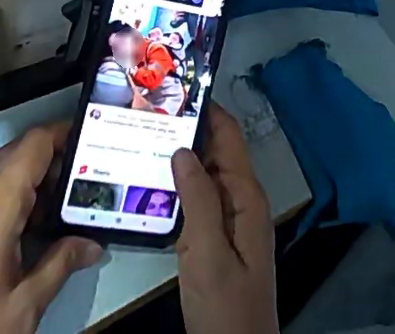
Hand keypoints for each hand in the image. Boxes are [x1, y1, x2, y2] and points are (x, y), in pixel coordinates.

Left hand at [0, 122, 101, 333]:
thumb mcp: (23, 306)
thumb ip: (61, 264)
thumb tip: (90, 245)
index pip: (35, 144)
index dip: (64, 134)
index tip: (88, 141)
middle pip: (17, 152)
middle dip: (50, 161)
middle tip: (78, 186)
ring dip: (26, 180)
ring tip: (54, 213)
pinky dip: (3, 196)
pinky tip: (18, 232)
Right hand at [173, 104, 277, 333]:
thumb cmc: (225, 306)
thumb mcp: (208, 252)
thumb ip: (198, 198)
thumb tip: (182, 149)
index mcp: (246, 196)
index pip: (229, 137)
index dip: (208, 111)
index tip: (179, 88)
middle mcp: (242, 200)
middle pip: (217, 151)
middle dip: (191, 128)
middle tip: (153, 109)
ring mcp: (231, 220)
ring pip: (207, 174)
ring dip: (183, 155)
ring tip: (148, 135)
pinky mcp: (219, 237)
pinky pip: (201, 198)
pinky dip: (181, 183)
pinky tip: (155, 181)